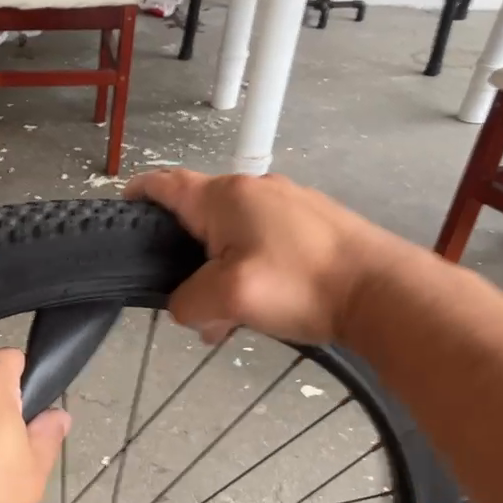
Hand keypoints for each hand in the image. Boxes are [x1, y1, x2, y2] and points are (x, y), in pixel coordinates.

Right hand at [125, 169, 408, 344]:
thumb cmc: (301, 284)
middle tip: (184, 297)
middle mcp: (254, 190)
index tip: (121, 208)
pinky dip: (247, 271)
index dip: (138, 193)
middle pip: (198, 218)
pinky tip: (259, 307)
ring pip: (231, 237)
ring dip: (218, 273)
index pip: (166, 184)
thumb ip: (189, 304)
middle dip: (183, 257)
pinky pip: (261, 243)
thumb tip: (189, 309)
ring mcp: (288, 204)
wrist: (382, 292)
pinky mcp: (311, 225)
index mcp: (226, 197)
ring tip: (225, 317)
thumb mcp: (228, 299)